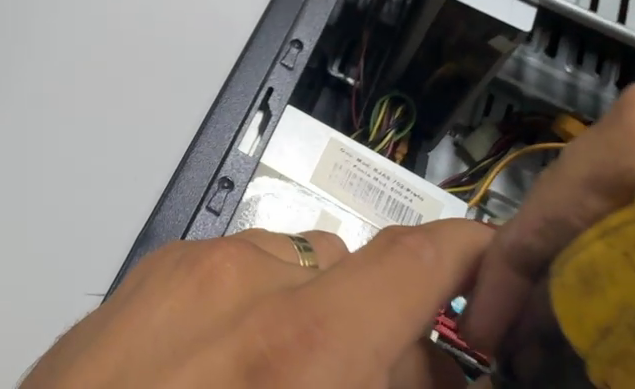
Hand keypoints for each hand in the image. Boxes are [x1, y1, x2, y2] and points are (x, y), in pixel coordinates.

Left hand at [25, 221, 493, 387]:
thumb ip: (387, 386)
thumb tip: (420, 370)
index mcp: (298, 350)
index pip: (414, 261)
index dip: (468, 257)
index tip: (491, 275)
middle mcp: (242, 282)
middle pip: (354, 266)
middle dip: (383, 322)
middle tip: (380, 381)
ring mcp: (185, 268)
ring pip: (291, 262)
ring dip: (313, 312)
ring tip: (289, 378)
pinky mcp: (143, 273)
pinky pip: (230, 268)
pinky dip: (254, 306)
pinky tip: (225, 370)